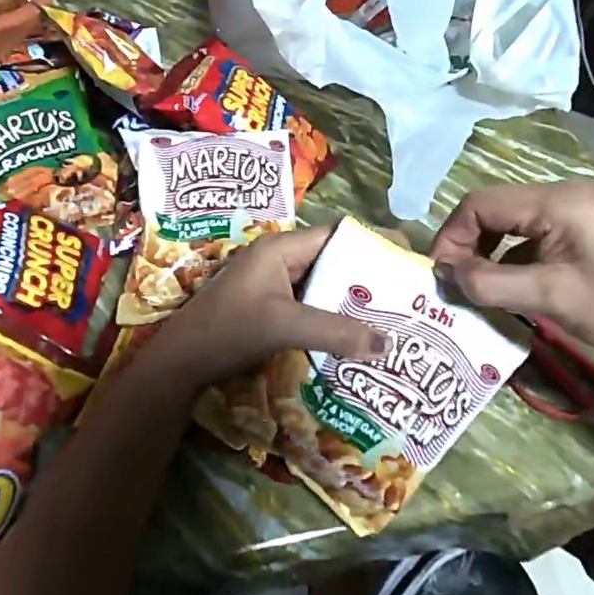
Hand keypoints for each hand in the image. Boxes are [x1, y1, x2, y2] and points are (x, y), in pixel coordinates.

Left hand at [138, 225, 386, 393]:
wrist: (183, 359)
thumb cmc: (229, 330)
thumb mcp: (284, 326)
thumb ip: (336, 331)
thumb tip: (389, 344)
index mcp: (281, 248)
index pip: (337, 234)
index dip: (373, 242)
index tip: (410, 258)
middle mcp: (278, 258)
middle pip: (333, 258)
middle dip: (369, 275)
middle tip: (409, 295)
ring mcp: (272, 282)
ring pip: (323, 283)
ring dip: (352, 298)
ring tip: (393, 316)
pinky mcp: (269, 305)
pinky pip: (311, 303)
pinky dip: (334, 314)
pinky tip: (357, 335)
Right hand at [428, 184, 593, 373]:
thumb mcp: (546, 297)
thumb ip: (486, 282)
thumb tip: (442, 274)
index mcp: (557, 201)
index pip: (480, 204)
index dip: (451, 236)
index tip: (438, 273)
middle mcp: (565, 194)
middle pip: (493, 208)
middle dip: (466, 243)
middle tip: (454, 280)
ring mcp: (577, 210)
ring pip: (510, 221)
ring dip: (487, 251)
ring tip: (477, 285)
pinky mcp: (584, 228)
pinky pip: (531, 233)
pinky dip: (511, 256)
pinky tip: (510, 285)